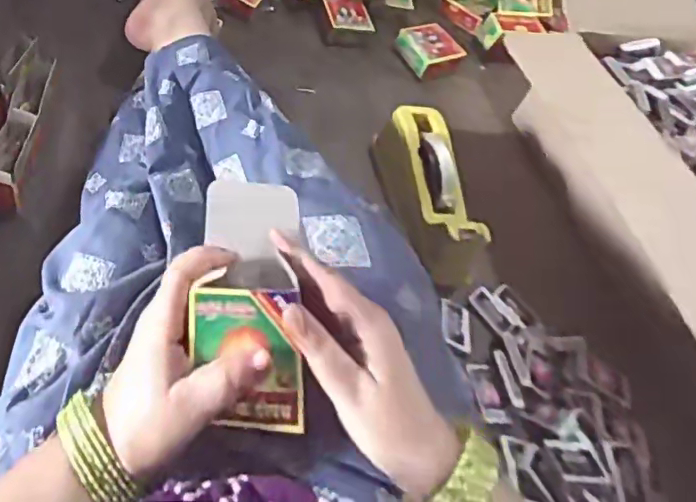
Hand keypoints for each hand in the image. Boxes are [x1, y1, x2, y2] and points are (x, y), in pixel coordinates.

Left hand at [101, 246, 269, 479]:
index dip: (208, 257)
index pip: (181, 270)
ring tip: (257, 320)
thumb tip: (265, 352)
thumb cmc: (146, 422)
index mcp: (160, 319)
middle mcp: (159, 319)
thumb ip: (227, 377)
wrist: (111, 451)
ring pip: (195, 309)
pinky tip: (238, 351)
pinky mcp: (165, 356)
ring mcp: (161, 337)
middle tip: (259, 294)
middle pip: (192, 286)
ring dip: (224, 309)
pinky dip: (217, 332)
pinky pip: (195, 330)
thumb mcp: (190, 404)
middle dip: (225, 284)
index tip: (239, 259)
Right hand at [273, 230, 461, 497]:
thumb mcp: (350, 391)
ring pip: (330, 296)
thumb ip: (320, 348)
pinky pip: (333, 313)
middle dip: (298, 261)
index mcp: (368, 321)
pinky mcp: (366, 345)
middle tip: (266, 246)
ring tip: (272, 266)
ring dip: (303, 280)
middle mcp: (370, 318)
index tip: (274, 233)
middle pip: (329, 281)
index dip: (299, 255)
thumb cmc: (389, 427)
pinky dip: (311, 301)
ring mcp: (369, 331)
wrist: (429, 461)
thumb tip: (286, 306)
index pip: (328, 279)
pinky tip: (294, 303)